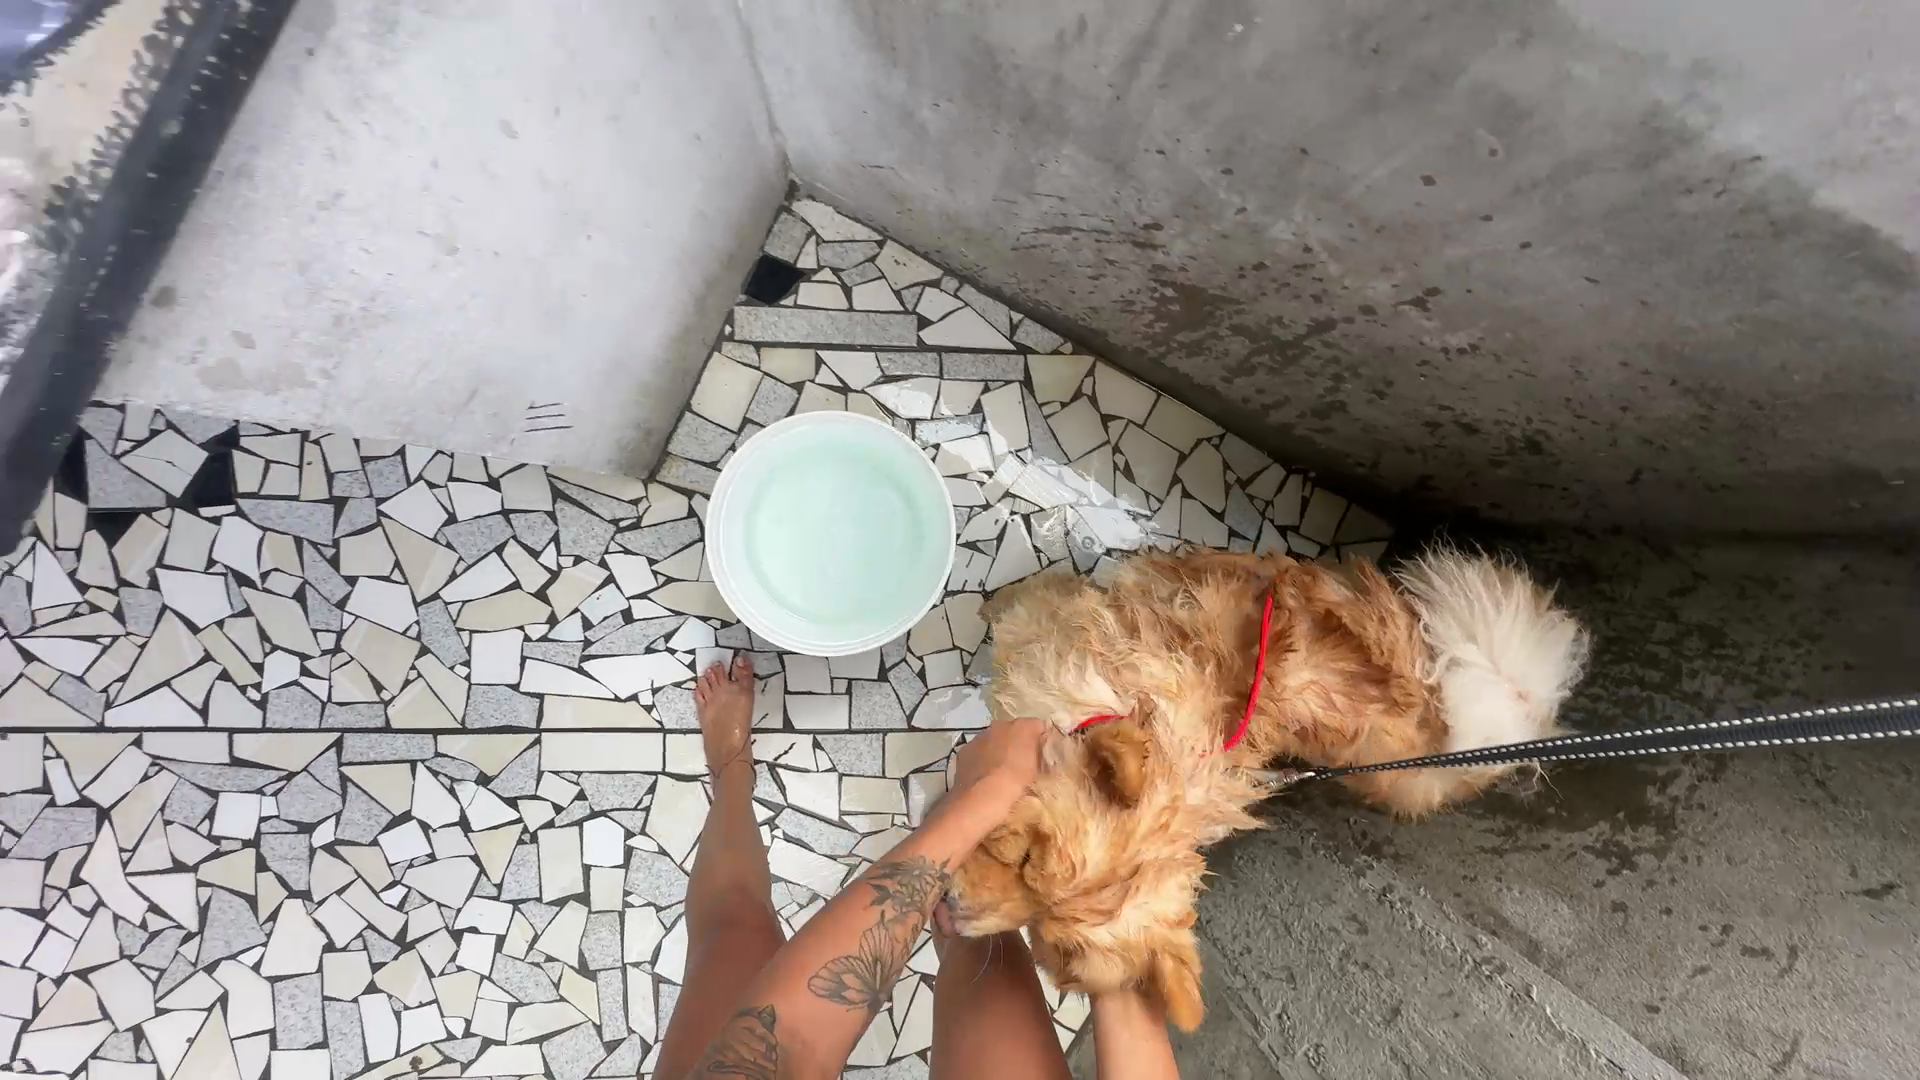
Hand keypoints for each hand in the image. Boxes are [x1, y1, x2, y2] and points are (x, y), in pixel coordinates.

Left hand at [951, 716, 1050, 798]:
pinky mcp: (964, 752)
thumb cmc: (1017, 781)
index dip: (1039, 739)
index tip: (1041, 754)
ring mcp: (979, 737)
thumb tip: (1041, 749)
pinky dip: (980, 760)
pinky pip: (976, 752)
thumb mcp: (1039, 768)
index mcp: (1021, 726)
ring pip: (992, 740)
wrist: (983, 797)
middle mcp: (999, 725)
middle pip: (1012, 731)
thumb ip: (1040, 753)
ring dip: (997, 751)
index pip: (1035, 726)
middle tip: (1022, 763)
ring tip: (1001, 772)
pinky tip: (984, 777)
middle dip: (1016, 743)